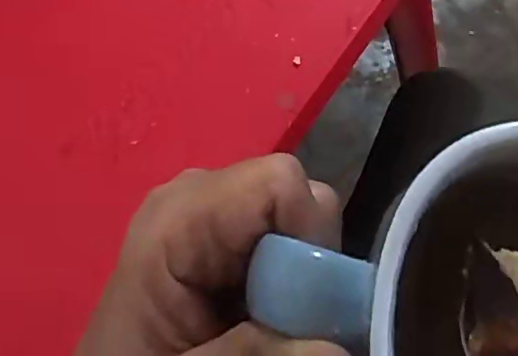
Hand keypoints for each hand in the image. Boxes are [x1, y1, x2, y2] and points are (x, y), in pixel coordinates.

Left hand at [76, 155, 346, 355]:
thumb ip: (255, 354)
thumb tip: (338, 344)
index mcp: (179, 214)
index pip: (280, 179)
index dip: (310, 234)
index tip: (305, 304)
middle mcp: (196, 192)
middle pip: (290, 195)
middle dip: (304, 259)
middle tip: (284, 325)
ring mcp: (206, 207)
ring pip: (290, 217)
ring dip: (294, 274)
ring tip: (262, 325)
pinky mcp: (215, 229)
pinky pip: (275, 233)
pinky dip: (281, 277)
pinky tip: (253, 314)